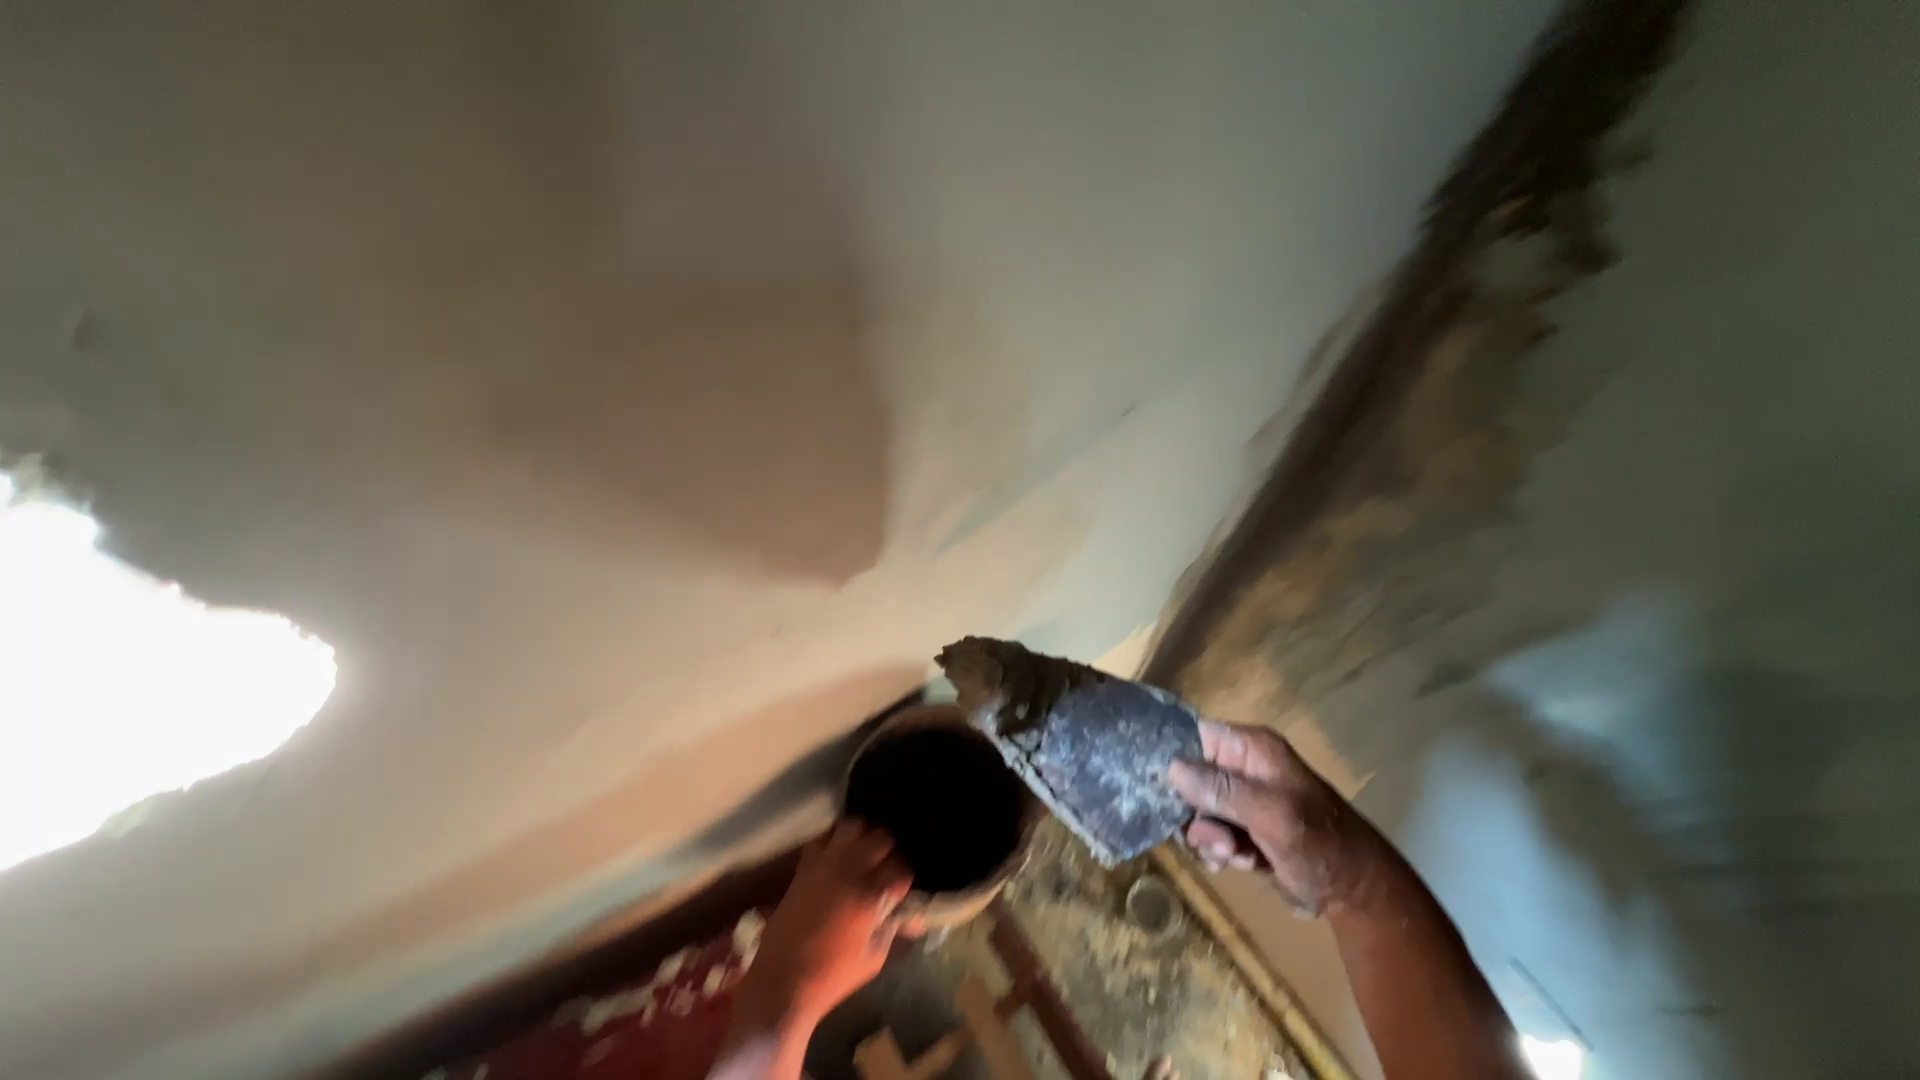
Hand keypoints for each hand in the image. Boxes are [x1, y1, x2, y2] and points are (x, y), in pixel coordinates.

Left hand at [736, 820, 912, 1030]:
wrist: (782, 981)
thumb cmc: (832, 976)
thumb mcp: (874, 957)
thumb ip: (894, 930)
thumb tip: (913, 919)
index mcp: (870, 895)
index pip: (901, 868)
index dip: (904, 878)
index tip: (900, 890)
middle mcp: (849, 871)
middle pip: (881, 838)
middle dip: (888, 852)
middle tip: (885, 870)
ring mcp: (824, 865)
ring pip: (853, 826)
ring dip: (863, 838)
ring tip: (863, 855)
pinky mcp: (804, 867)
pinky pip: (823, 838)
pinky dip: (834, 841)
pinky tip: (838, 857)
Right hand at [1167, 719, 1384, 915]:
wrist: (1354, 893)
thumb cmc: (1321, 844)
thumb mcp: (1272, 813)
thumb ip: (1223, 790)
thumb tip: (1172, 767)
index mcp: (1252, 748)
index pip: (1196, 736)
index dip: (1177, 759)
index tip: (1168, 792)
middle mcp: (1243, 768)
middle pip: (1189, 779)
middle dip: (1197, 814)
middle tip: (1219, 839)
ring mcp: (1242, 800)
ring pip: (1196, 812)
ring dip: (1210, 839)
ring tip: (1235, 856)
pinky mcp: (1242, 830)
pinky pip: (1210, 835)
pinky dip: (1218, 853)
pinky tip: (1238, 863)